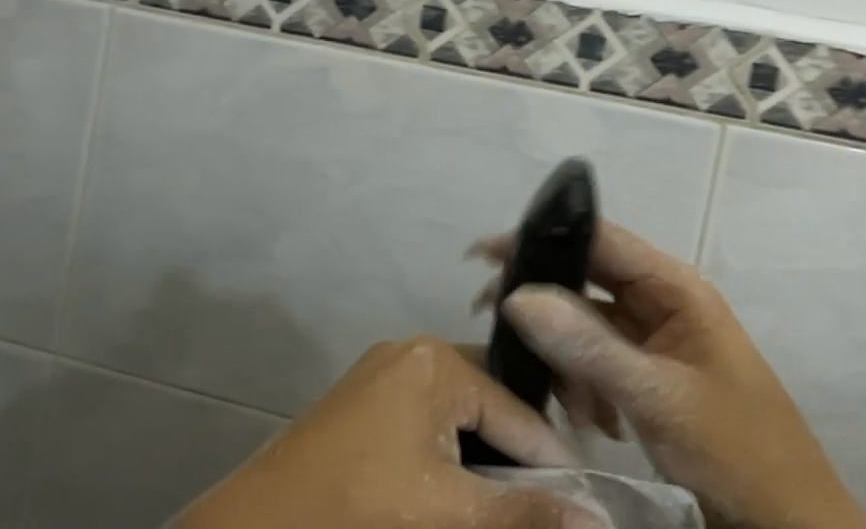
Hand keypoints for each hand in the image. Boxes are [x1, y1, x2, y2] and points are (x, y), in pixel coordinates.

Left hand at [175, 336, 604, 528]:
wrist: (264, 521)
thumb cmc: (364, 505)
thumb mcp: (450, 513)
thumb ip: (527, 514)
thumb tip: (602, 521)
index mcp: (437, 362)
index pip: (521, 413)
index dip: (557, 465)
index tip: (592, 505)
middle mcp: (412, 353)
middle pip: (490, 405)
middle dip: (520, 456)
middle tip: (553, 502)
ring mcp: (384, 375)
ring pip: (459, 415)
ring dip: (486, 458)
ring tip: (512, 500)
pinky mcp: (365, 403)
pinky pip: (427, 420)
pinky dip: (451, 455)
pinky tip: (464, 491)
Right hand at [472, 222, 865, 528]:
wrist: (789, 526)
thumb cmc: (737, 452)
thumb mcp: (658, 397)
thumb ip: (587, 345)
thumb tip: (516, 295)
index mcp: (674, 288)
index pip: (597, 238)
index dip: (539, 237)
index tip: (483, 255)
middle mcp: (661, 302)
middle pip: (582, 279)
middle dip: (541, 305)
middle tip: (491, 321)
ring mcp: (654, 339)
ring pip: (583, 324)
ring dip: (565, 359)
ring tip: (567, 404)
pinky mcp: (647, 375)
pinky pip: (595, 360)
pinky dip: (582, 385)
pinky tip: (590, 421)